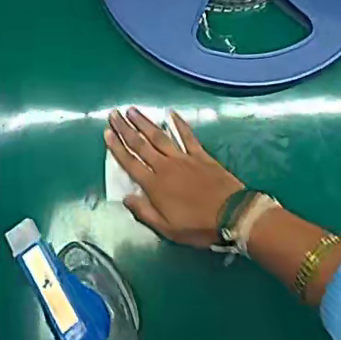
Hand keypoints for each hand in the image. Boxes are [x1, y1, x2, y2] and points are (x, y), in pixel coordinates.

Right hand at [106, 108, 243, 248]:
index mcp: (154, 185)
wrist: (233, 216)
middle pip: (140, 145)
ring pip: (159, 137)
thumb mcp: (168, 229)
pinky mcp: (200, 155)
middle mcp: (164, 166)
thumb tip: (125, 197)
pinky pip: (187, 136)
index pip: (130, 163)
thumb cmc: (198, 226)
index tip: (107, 133)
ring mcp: (183, 158)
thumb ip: (145, 212)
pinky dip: (179, 124)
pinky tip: (171, 113)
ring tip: (132, 110)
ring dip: (144, 122)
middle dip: (125, 129)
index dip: (117, 147)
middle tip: (113, 114)